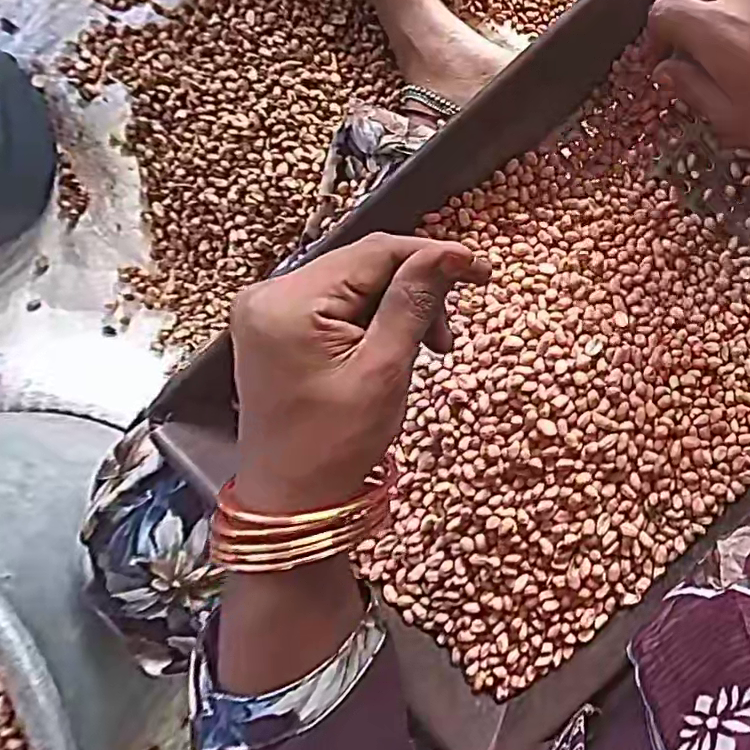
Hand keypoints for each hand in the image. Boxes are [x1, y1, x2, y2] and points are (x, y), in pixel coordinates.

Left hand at [230, 233, 490, 513]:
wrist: (293, 497)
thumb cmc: (337, 443)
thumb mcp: (384, 370)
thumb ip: (413, 303)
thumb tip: (450, 253)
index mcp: (288, 303)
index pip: (374, 252)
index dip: (432, 255)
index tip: (479, 269)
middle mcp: (270, 293)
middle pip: (366, 264)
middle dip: (419, 287)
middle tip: (452, 329)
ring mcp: (271, 308)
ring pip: (360, 281)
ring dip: (404, 305)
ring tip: (432, 345)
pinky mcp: (281, 324)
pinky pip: (344, 302)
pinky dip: (381, 317)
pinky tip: (402, 342)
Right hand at [645, 0, 749, 172]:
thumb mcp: (733, 120)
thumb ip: (692, 88)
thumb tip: (667, 70)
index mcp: (717, 26)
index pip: (664, 10)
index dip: (655, 37)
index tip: (662, 62)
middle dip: (691, 26)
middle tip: (699, 63)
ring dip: (725, 18)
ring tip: (740, 57)